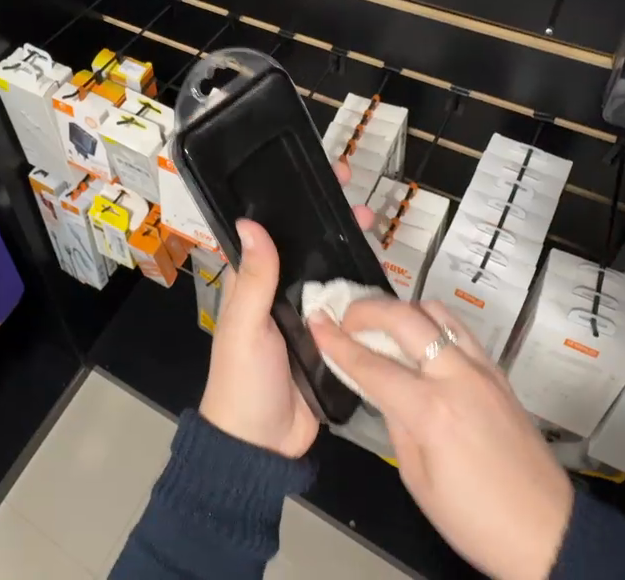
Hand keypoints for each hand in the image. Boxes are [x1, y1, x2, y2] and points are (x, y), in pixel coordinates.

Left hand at [198, 161, 371, 457]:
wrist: (262, 446)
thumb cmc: (242, 380)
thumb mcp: (245, 325)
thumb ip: (254, 278)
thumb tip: (251, 222)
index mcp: (251, 285)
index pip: (271, 234)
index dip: (290, 205)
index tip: (315, 179)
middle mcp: (279, 294)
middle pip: (307, 250)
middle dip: (329, 223)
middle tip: (357, 202)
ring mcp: (307, 318)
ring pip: (331, 275)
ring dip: (348, 250)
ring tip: (371, 225)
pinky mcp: (331, 343)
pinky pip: (350, 311)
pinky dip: (364, 292)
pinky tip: (383, 274)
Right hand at [309, 298, 573, 579]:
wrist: (549, 533)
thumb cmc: (475, 520)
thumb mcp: (418, 479)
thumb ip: (395, 422)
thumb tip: (381, 388)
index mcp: (432, 411)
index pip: (372, 364)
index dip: (336, 341)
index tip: (315, 321)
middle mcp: (458, 378)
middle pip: (404, 318)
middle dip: (367, 310)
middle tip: (346, 319)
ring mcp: (483, 370)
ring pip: (437, 312)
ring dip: (403, 311)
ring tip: (384, 328)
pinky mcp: (499, 374)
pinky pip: (460, 330)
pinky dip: (432, 325)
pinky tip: (421, 345)